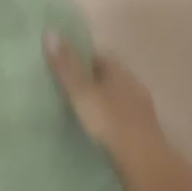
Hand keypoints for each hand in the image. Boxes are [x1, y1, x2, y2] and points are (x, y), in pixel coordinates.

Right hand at [43, 34, 164, 160]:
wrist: (141, 158)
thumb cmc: (109, 121)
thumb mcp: (82, 92)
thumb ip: (66, 67)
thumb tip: (50, 32)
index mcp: (121, 73)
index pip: (102, 55)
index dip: (81, 54)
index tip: (60, 60)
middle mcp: (133, 86)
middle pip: (108, 75)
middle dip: (88, 76)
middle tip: (61, 84)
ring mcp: (138, 109)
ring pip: (114, 95)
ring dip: (98, 97)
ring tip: (72, 106)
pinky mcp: (137, 129)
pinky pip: (117, 114)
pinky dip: (104, 115)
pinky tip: (91, 125)